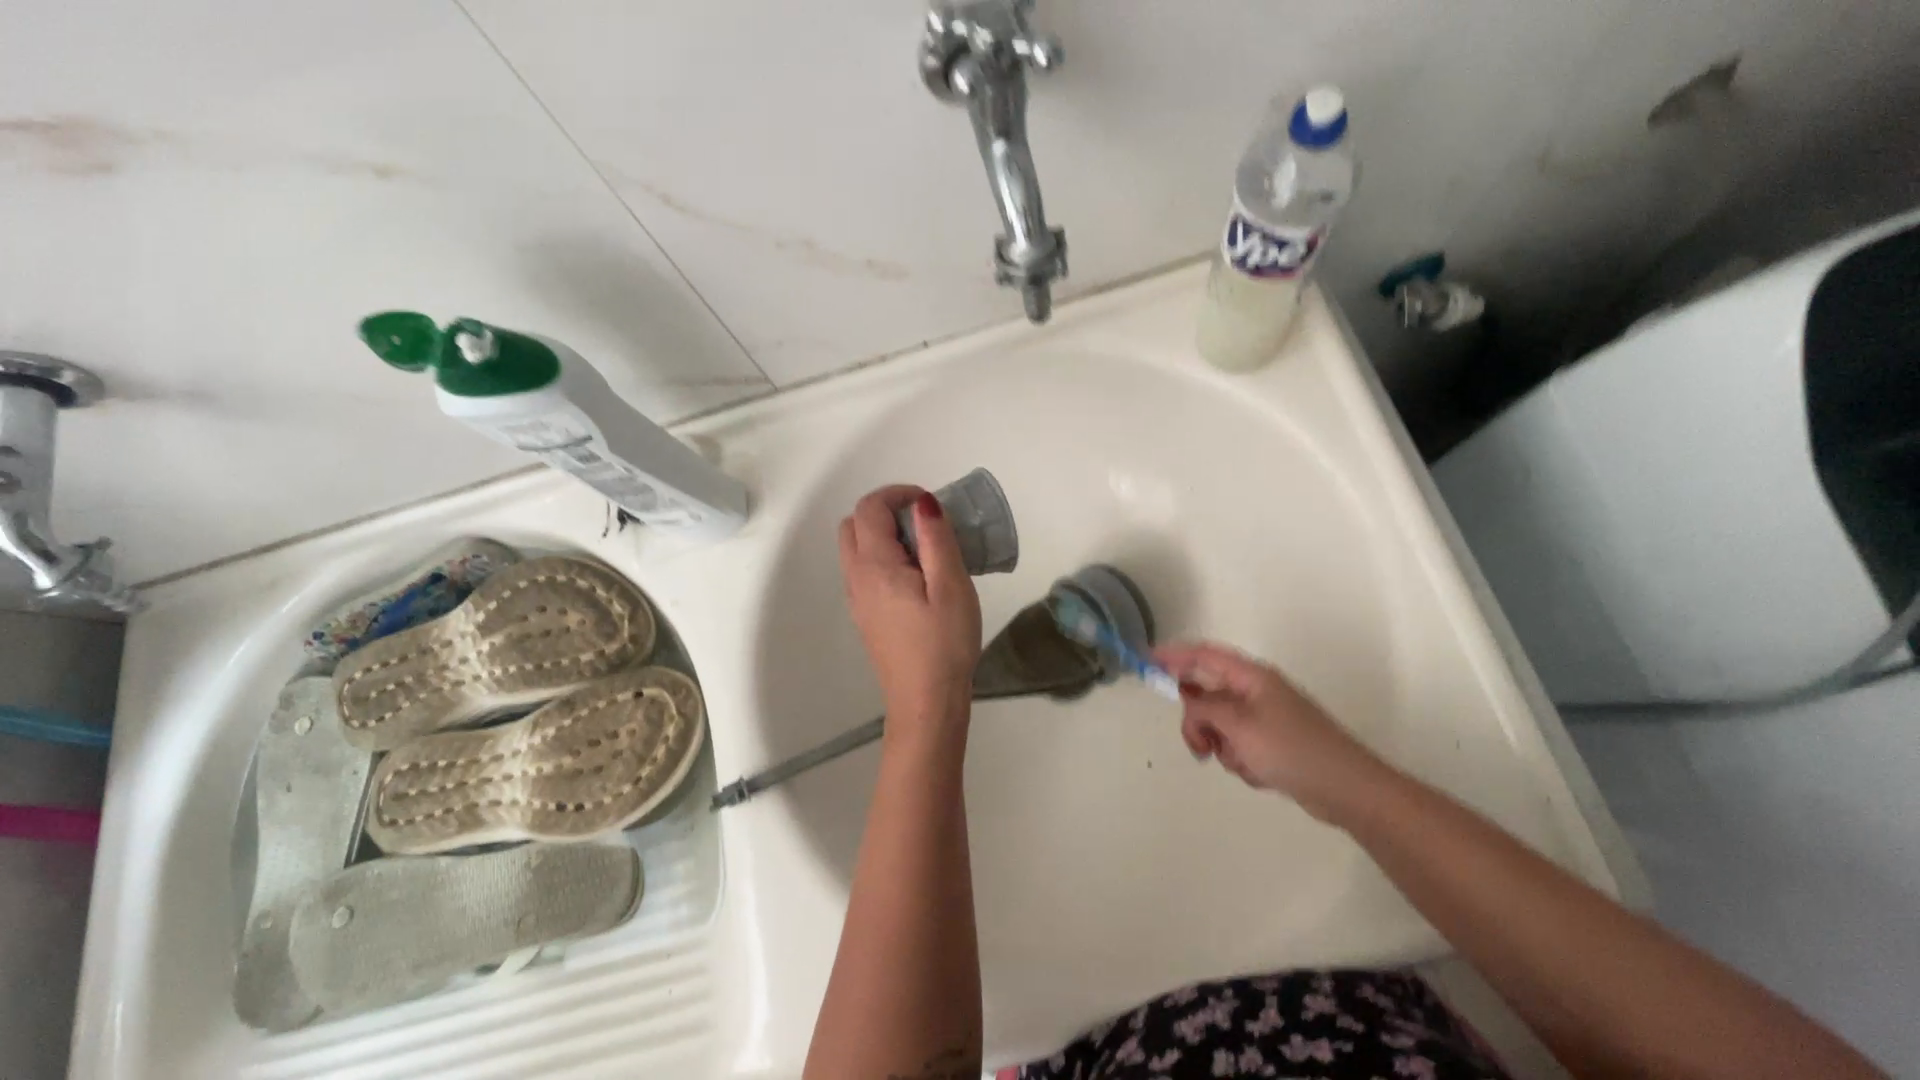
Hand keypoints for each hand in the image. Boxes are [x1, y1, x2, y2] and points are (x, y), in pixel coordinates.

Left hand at [839, 485, 982, 734]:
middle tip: (925, 526)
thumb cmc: (944, 643)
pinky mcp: (866, 617)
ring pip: (856, 549)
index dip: (897, 494)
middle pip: (854, 525)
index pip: (869, 508)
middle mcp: (856, 579)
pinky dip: (884, 559)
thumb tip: (922, 503)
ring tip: (926, 553)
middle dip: (886, 512)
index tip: (930, 506)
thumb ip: (936, 539)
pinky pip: (864, 572)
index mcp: (875, 566)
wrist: (926, 702)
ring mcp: (857, 600)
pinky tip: (918, 581)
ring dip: (884, 536)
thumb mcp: (951, 586)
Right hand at [1154, 641, 1388, 822]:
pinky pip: (1237, 745)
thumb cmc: (1291, 750)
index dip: (1173, 655)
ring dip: (1221, 745)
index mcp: (1251, 677)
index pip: (1203, 655)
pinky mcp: (1271, 743)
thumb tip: (1188, 696)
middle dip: (1198, 721)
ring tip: (1242, 764)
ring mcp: (1265, 718)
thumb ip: (1204, 707)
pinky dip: (1239, 759)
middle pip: (1206, 695)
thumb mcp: (1238, 725)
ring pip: (1219, 724)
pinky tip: (1259, 773)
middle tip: (1201, 747)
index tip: (1145, 662)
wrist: (1345, 788)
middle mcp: (1256, 692)